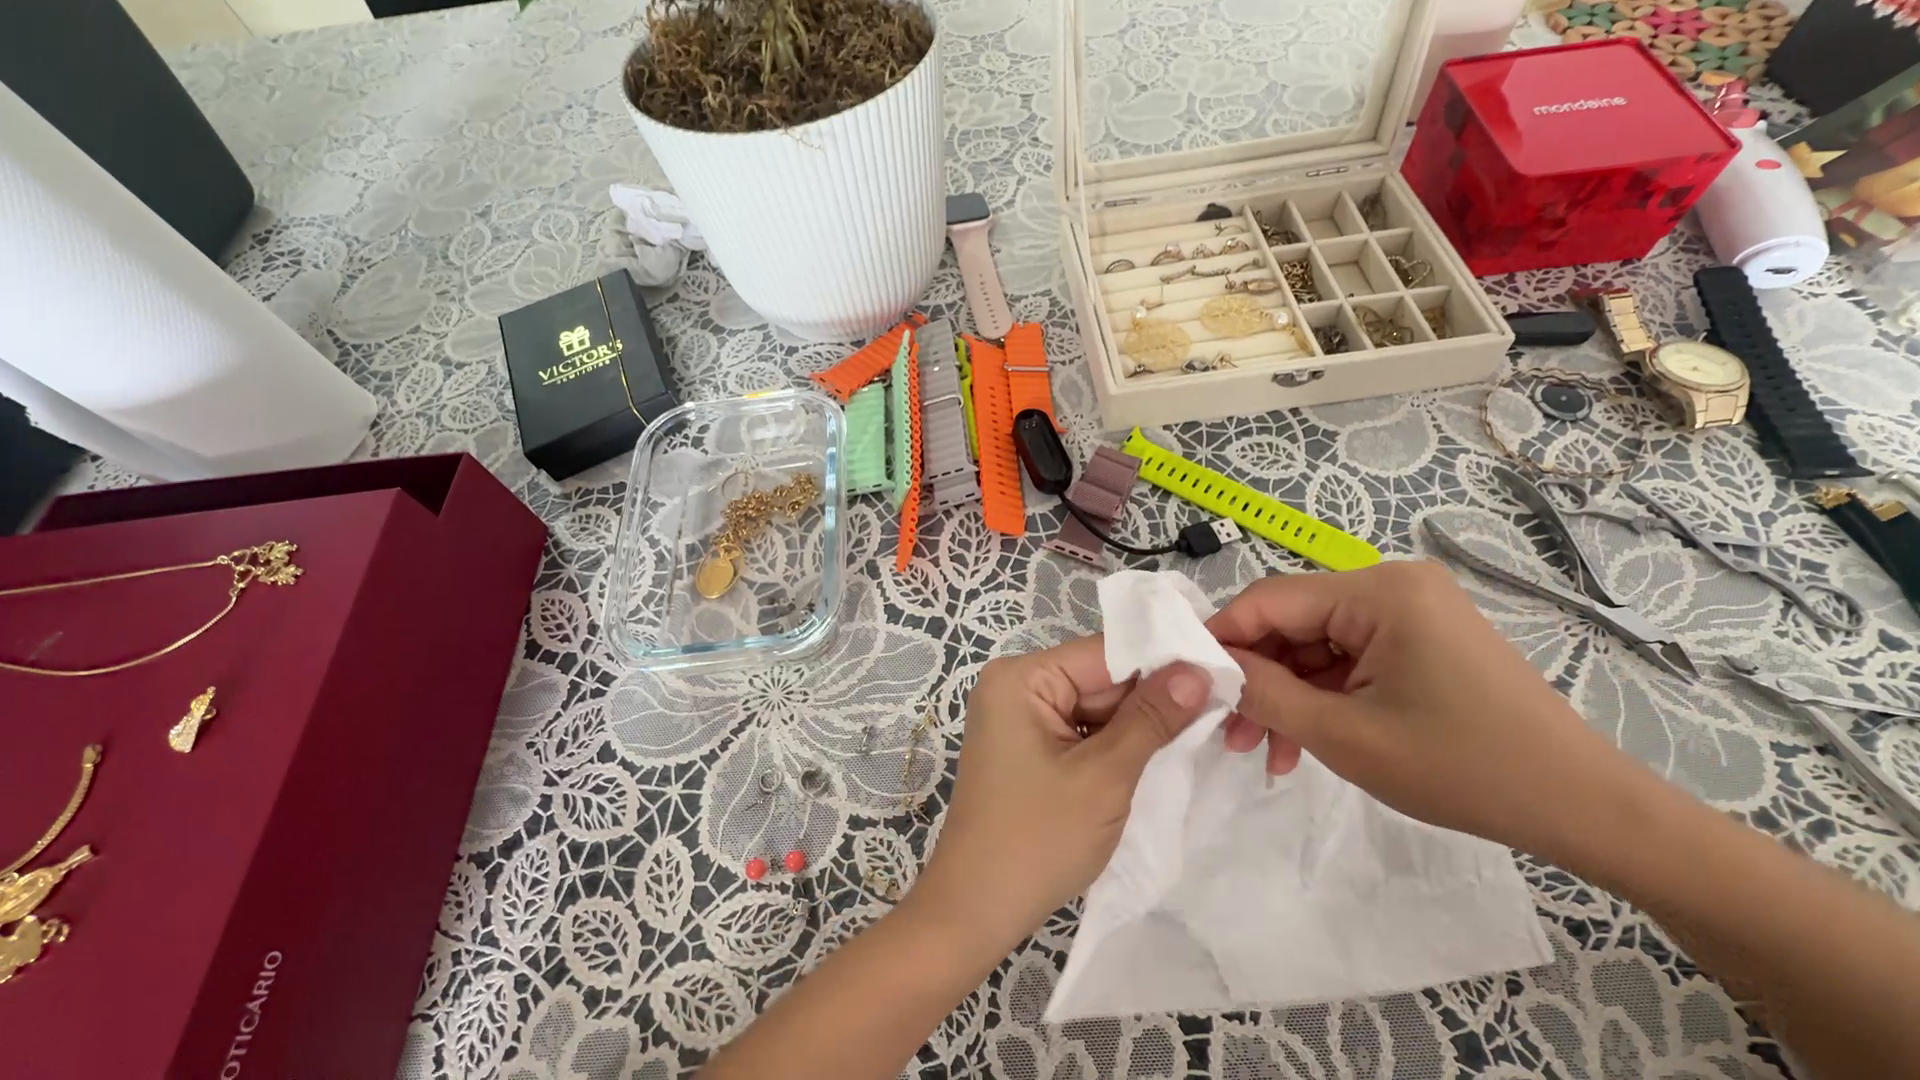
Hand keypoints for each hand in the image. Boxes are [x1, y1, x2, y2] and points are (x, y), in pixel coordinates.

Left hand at [912, 639, 1210, 948]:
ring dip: (1141, 725)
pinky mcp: (1030, 751)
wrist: (977, 910)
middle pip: (1102, 679)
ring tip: (1204, 728)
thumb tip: (1198, 671)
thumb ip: (1152, 719)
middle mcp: (1016, 688)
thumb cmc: (1038, 839)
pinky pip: (1083, 733)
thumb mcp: (1104, 776)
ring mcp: (1021, 721)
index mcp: (1021, 679)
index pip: (1106, 653)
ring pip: (1097, 708)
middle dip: (1155, 697)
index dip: (1164, 661)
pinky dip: (1118, 746)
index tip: (1222, 671)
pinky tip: (1161, 754)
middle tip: (1223, 703)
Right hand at [1206, 561, 1646, 857]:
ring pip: (1318, 645)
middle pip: (1294, 622)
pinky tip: (1305, 743)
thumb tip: (1211, 667)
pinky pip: (1350, 660)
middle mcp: (1394, 586)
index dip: (1222, 638)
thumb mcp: (1345, 735)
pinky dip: (1323, 698)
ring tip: (1267, 752)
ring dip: (1288, 695)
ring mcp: (1412, 613)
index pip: (1270, 599)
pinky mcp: (1422, 642)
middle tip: (1231, 734)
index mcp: (1380, 591)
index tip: (1187, 682)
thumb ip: (1266, 692)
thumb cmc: (1461, 767)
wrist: (1581, 806)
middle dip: (1259, 678)